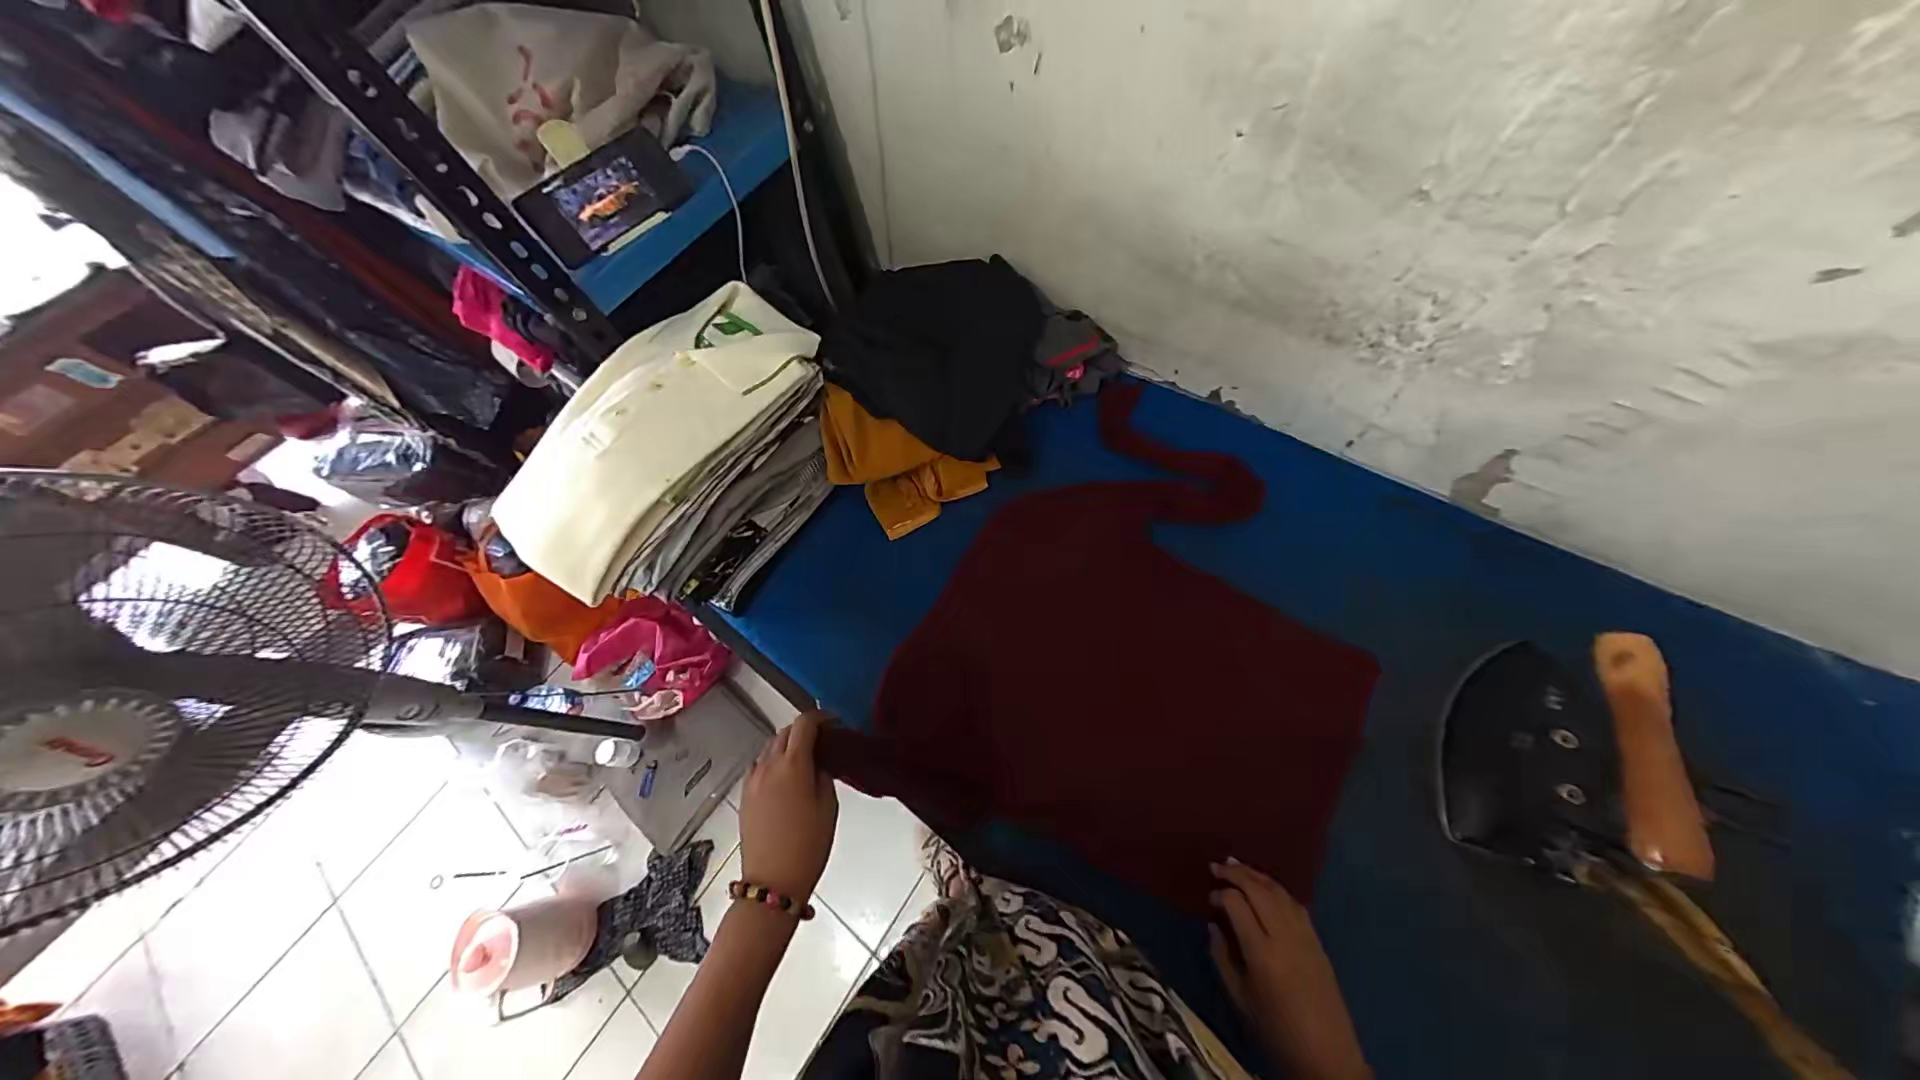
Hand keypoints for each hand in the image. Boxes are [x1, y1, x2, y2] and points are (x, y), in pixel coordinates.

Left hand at [739, 710, 837, 902]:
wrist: (773, 880)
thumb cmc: (809, 843)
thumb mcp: (828, 805)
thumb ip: (824, 774)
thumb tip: (819, 761)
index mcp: (793, 764)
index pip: (804, 724)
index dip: (821, 717)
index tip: (834, 723)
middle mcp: (768, 765)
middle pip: (785, 732)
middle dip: (804, 730)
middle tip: (824, 740)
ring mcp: (753, 779)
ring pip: (770, 747)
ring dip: (787, 744)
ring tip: (805, 758)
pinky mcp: (744, 794)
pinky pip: (759, 765)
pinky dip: (773, 761)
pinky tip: (785, 776)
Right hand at [1209, 859, 1370, 1079]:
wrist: (1328, 1059)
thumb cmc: (1276, 1032)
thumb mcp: (1240, 999)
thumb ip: (1222, 958)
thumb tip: (1214, 926)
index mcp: (1262, 953)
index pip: (1237, 904)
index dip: (1220, 895)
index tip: (1209, 899)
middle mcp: (1285, 937)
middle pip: (1259, 891)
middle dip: (1236, 873)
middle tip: (1216, 865)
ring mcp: (1305, 937)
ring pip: (1279, 892)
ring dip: (1257, 875)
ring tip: (1237, 864)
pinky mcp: (1318, 942)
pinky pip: (1296, 904)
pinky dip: (1277, 889)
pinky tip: (1266, 886)